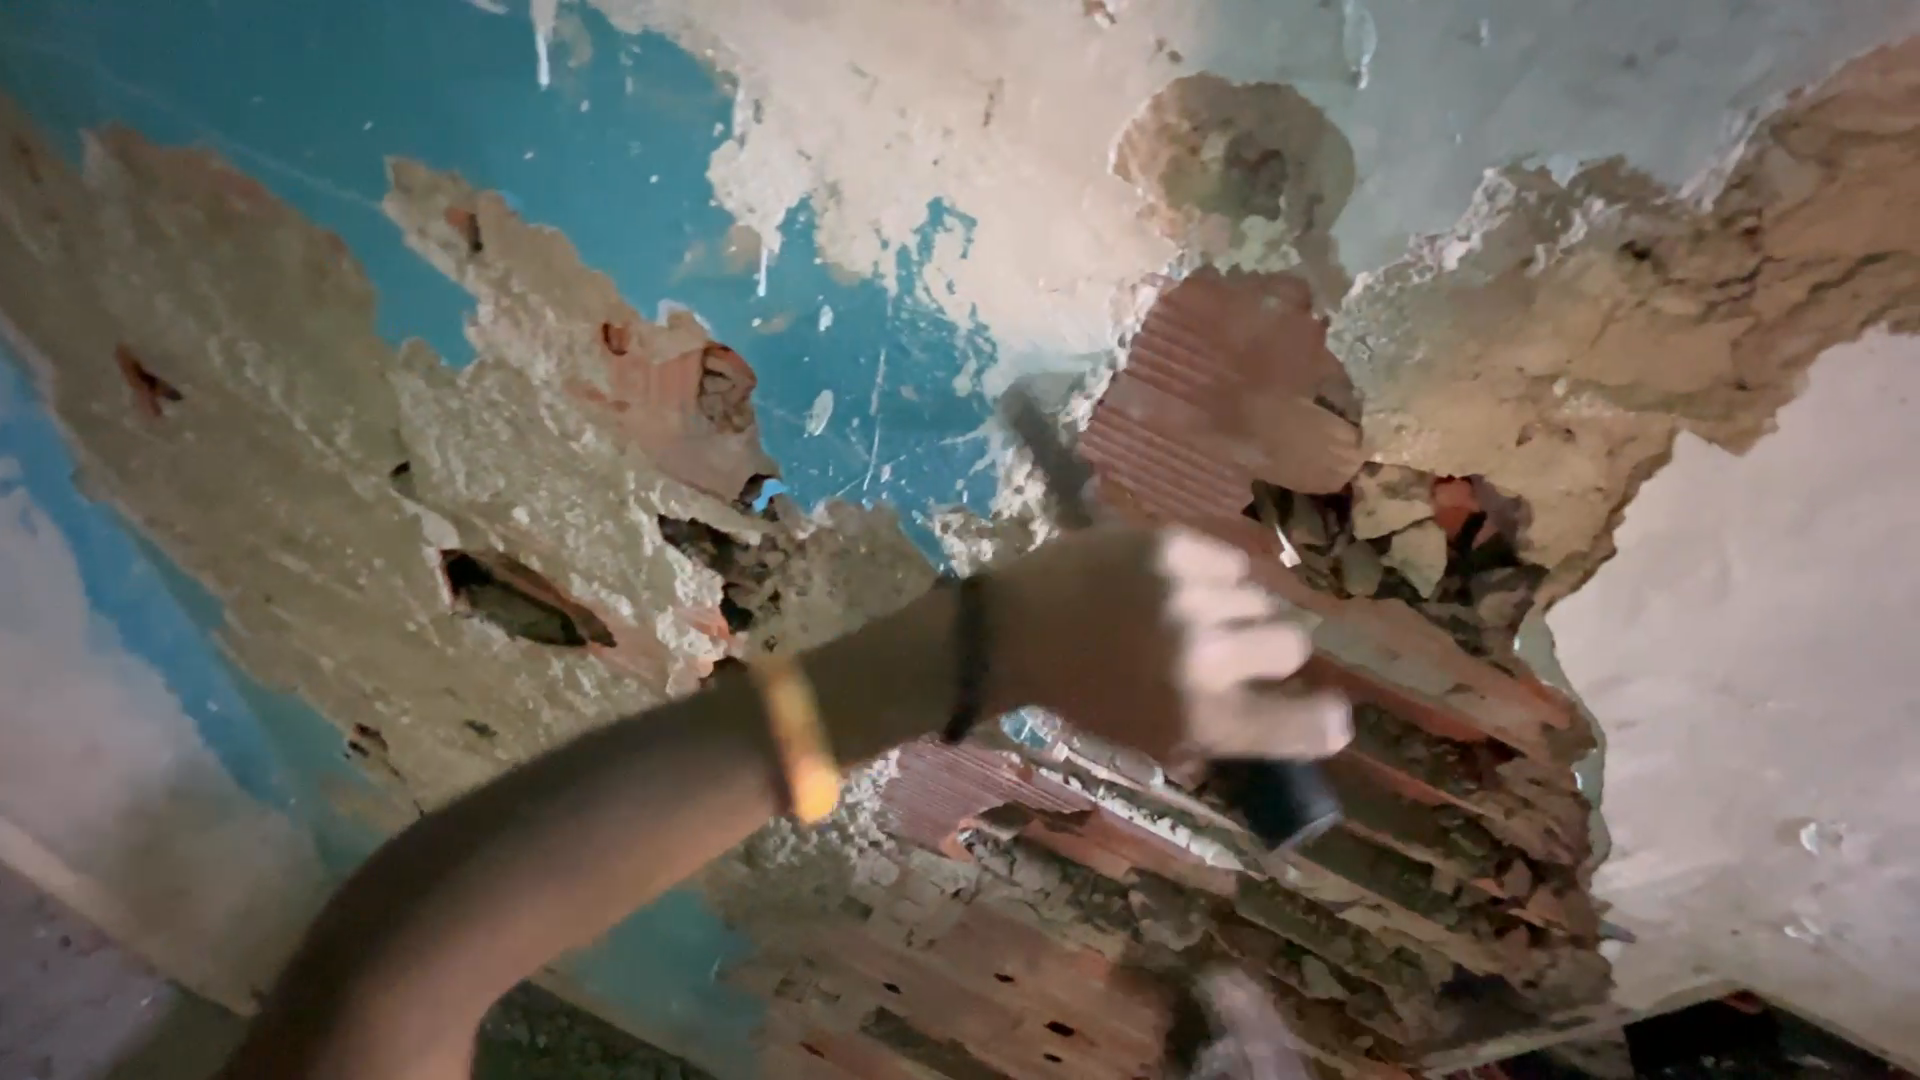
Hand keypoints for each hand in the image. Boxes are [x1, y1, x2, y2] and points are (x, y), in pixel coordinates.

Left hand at [990, 525, 1351, 763]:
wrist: (1016, 630)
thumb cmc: (1080, 694)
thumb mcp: (1148, 738)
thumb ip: (1221, 734)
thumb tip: (1289, 721)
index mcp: (1199, 717)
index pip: (1310, 724)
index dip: (1324, 719)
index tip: (1323, 711)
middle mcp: (1203, 654)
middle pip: (1293, 644)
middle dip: (1270, 651)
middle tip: (1234, 647)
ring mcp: (1186, 592)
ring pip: (1261, 595)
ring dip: (1236, 609)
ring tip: (1192, 611)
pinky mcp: (1168, 544)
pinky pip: (1228, 559)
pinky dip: (1211, 574)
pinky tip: (1175, 582)